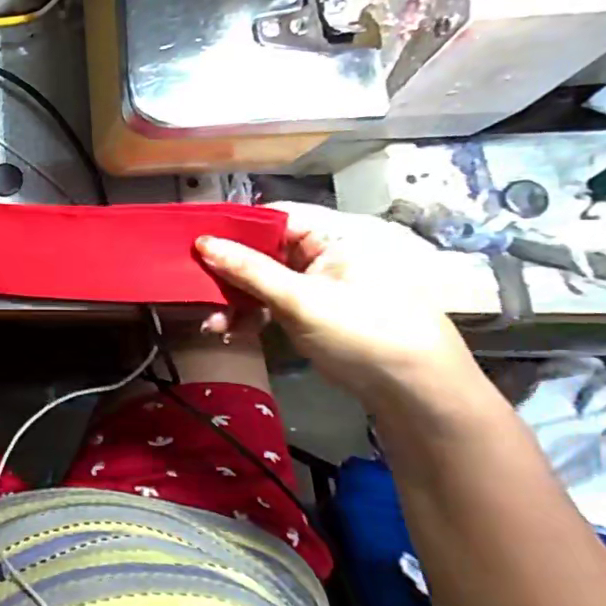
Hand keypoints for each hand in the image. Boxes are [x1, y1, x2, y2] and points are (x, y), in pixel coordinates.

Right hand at [195, 202, 479, 409]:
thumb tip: (203, 242)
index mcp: (329, 234)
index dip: (232, 227)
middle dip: (226, 272)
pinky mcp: (307, 310)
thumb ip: (249, 270)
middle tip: (194, 288)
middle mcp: (320, 252)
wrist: (411, 388)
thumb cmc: (363, 331)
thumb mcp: (300, 299)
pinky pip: (267, 302)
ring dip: (232, 300)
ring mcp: (313, 282)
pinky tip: (228, 332)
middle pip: (260, 249)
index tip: (195, 242)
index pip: (271, 217)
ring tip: (212, 323)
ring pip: (259, 279)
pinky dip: (247, 315)